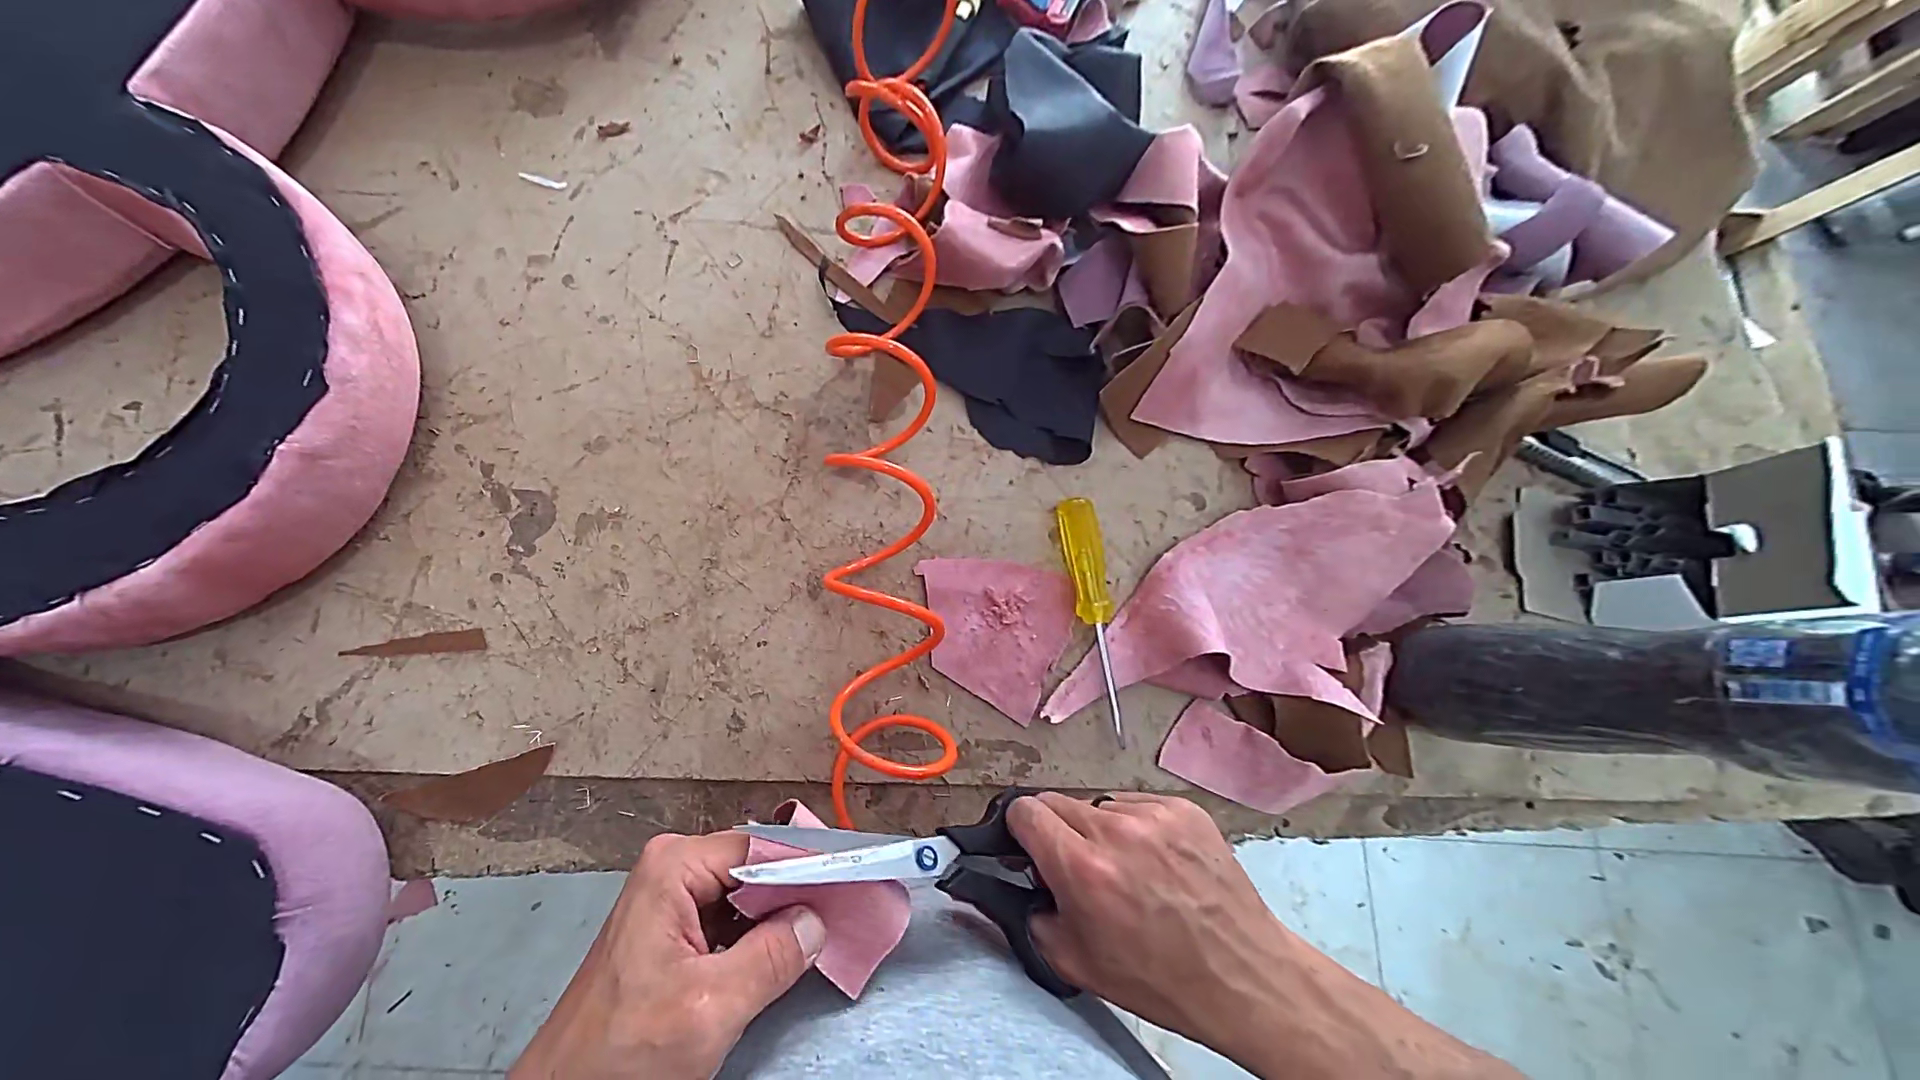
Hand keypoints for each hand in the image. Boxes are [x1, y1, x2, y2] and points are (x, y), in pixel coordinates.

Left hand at [510, 831, 825, 1079]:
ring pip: (748, 893)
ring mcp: (672, 896)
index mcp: (675, 865)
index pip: (762, 848)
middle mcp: (673, 867)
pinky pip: (732, 916)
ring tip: (823, 931)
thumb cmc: (623, 1054)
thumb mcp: (709, 1007)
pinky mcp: (674, 926)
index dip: (807, 867)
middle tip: (843, 913)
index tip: (850, 884)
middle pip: (756, 867)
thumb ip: (772, 957)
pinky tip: (786, 950)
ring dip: (781, 915)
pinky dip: (760, 933)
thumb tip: (817, 921)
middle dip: (796, 892)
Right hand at [1009, 793, 1519, 1079]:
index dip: (1018, 828)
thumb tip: (1008, 877)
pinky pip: (1135, 802)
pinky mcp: (1183, 807)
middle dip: (1054, 828)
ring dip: (1095, 825)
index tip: (1025, 845)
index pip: (1025, 810)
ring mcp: (1154, 814)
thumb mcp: (1074, 961)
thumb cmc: (1158, 978)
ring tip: (1122, 863)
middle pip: (1056, 800)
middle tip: (1072, 861)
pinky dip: (1132, 824)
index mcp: (1084, 869)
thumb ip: (1028, 913)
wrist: (1243, 975)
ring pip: (1096, 801)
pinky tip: (1153, 858)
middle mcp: (1116, 829)